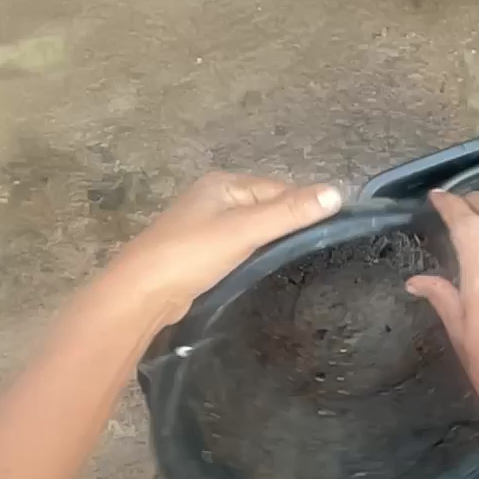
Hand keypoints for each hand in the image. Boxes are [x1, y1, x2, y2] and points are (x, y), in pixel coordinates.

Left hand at [111, 173, 340, 322]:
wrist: (142, 293)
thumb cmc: (192, 255)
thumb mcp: (246, 230)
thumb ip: (290, 213)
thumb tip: (337, 193)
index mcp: (224, 184)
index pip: (281, 189)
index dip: (306, 207)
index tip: (333, 230)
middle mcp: (215, 198)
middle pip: (269, 206)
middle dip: (292, 223)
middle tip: (318, 249)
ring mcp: (207, 224)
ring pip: (256, 227)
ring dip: (276, 239)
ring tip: (299, 259)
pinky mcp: (203, 250)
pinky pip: (243, 243)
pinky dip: (259, 252)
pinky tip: (267, 267)